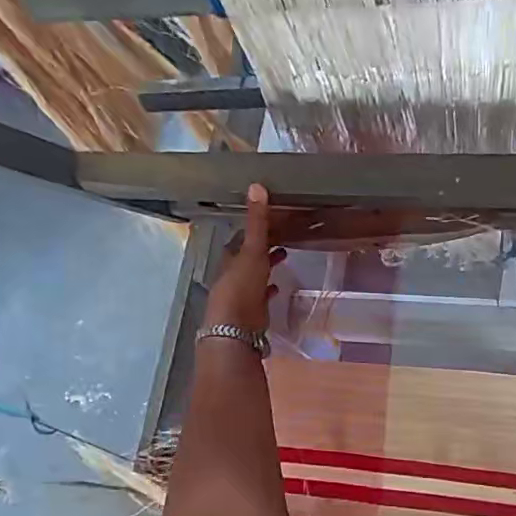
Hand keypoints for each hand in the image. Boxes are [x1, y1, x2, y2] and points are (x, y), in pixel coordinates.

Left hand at [204, 183, 285, 332]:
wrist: (236, 329)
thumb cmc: (242, 286)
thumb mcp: (251, 250)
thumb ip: (256, 222)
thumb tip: (256, 186)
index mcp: (230, 258)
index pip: (241, 239)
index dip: (255, 229)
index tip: (272, 220)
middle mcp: (233, 275)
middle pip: (248, 257)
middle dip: (263, 247)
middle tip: (282, 237)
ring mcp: (242, 295)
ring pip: (255, 276)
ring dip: (267, 267)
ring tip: (285, 256)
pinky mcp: (252, 313)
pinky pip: (261, 297)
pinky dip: (269, 290)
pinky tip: (278, 287)